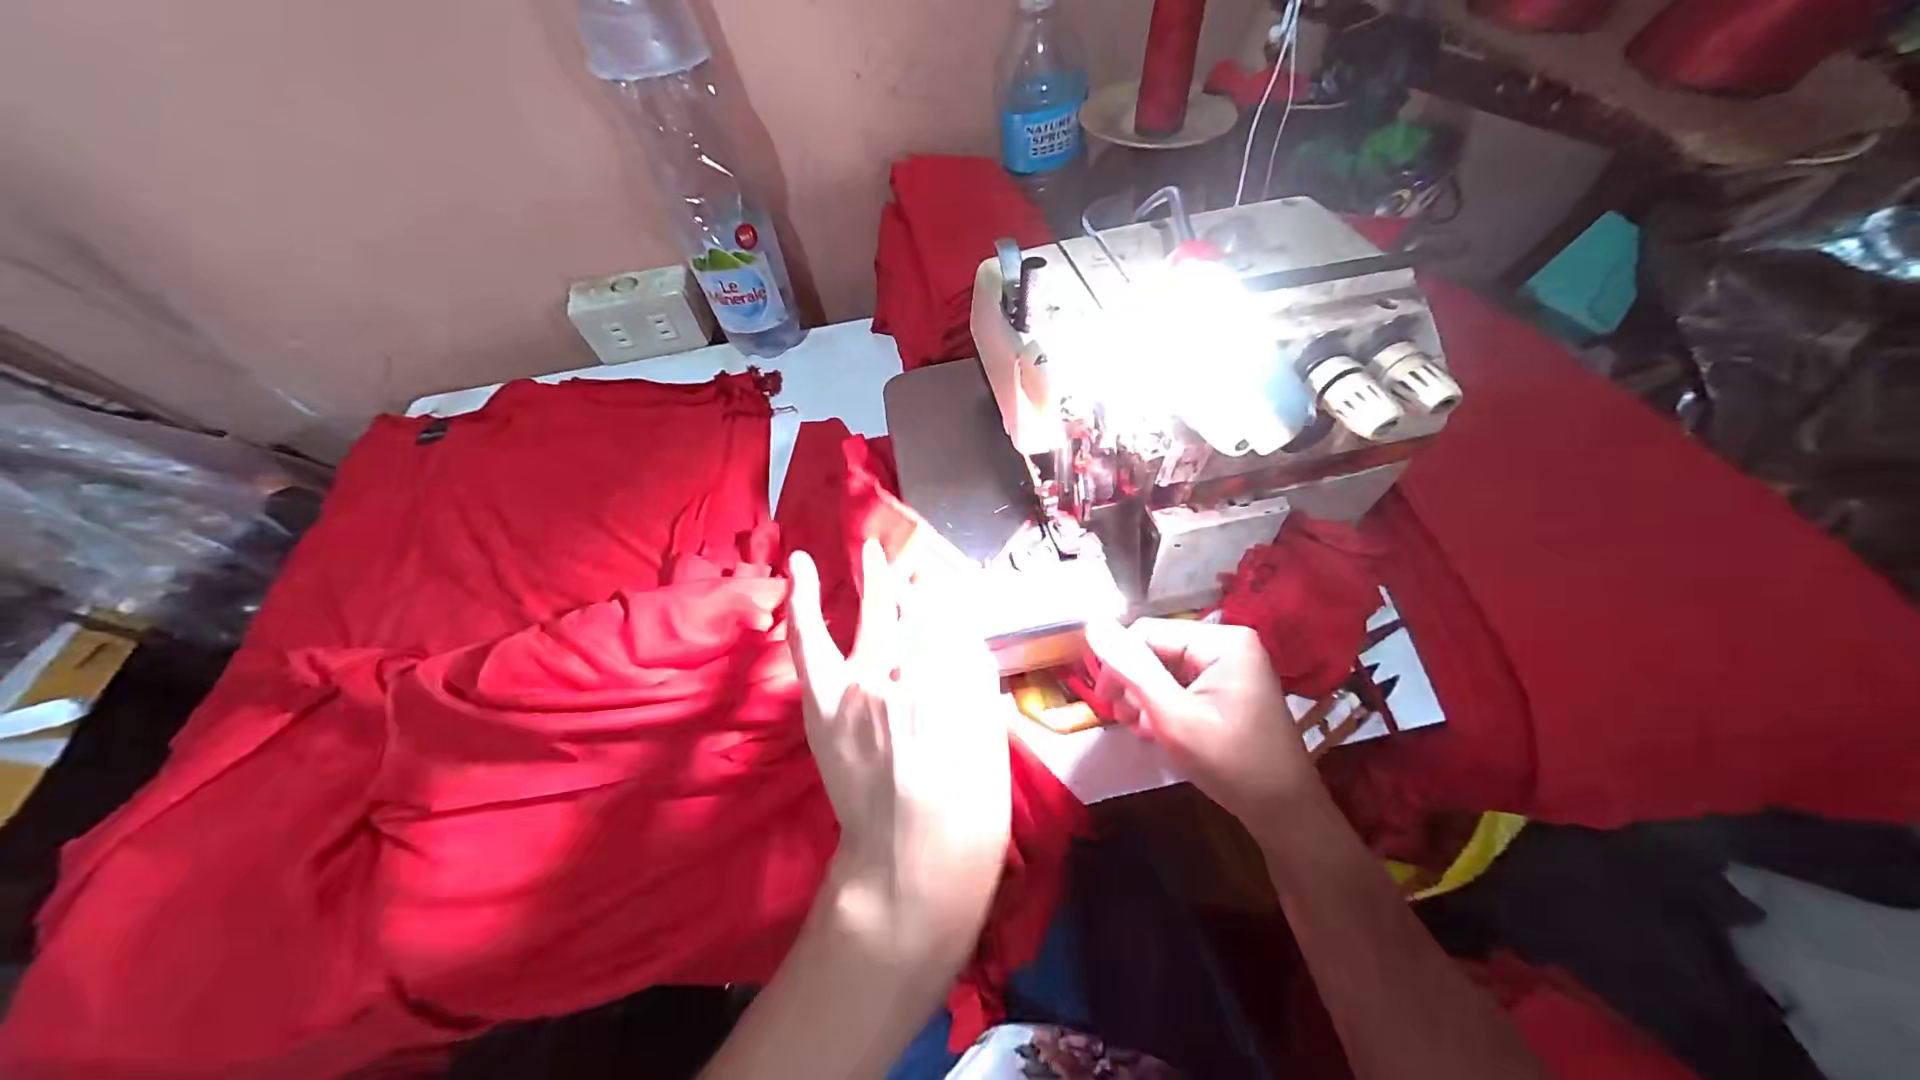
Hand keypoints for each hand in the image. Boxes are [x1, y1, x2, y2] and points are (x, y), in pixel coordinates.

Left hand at [786, 541, 1011, 959]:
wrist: (910, 864)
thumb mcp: (992, 737)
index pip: (960, 623)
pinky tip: (801, 569)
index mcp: (967, 682)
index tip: (952, 595)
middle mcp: (919, 673)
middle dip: (926, 588)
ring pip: (877, 621)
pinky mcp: (828, 703)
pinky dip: (806, 605)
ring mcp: (867, 686)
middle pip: (924, 613)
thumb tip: (959, 646)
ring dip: (877, 585)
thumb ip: (975, 681)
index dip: (955, 607)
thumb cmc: (970, 813)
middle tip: (923, 561)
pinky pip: (813, 643)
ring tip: (873, 553)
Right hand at [1084, 618, 1318, 821]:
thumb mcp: (1173, 716)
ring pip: (1165, 667)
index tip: (1106, 703)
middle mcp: (1228, 642)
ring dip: (1145, 697)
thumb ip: (1132, 669)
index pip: (1147, 632)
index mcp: (1222, 640)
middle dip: (1133, 684)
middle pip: (1157, 648)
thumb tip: (1093, 625)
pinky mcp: (1229, 685)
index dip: (1117, 663)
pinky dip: (1165, 704)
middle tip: (1124, 721)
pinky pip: (1182, 682)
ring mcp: (1231, 664)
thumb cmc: (1230, 763)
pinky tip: (1159, 730)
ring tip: (1141, 729)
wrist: (1284, 811)